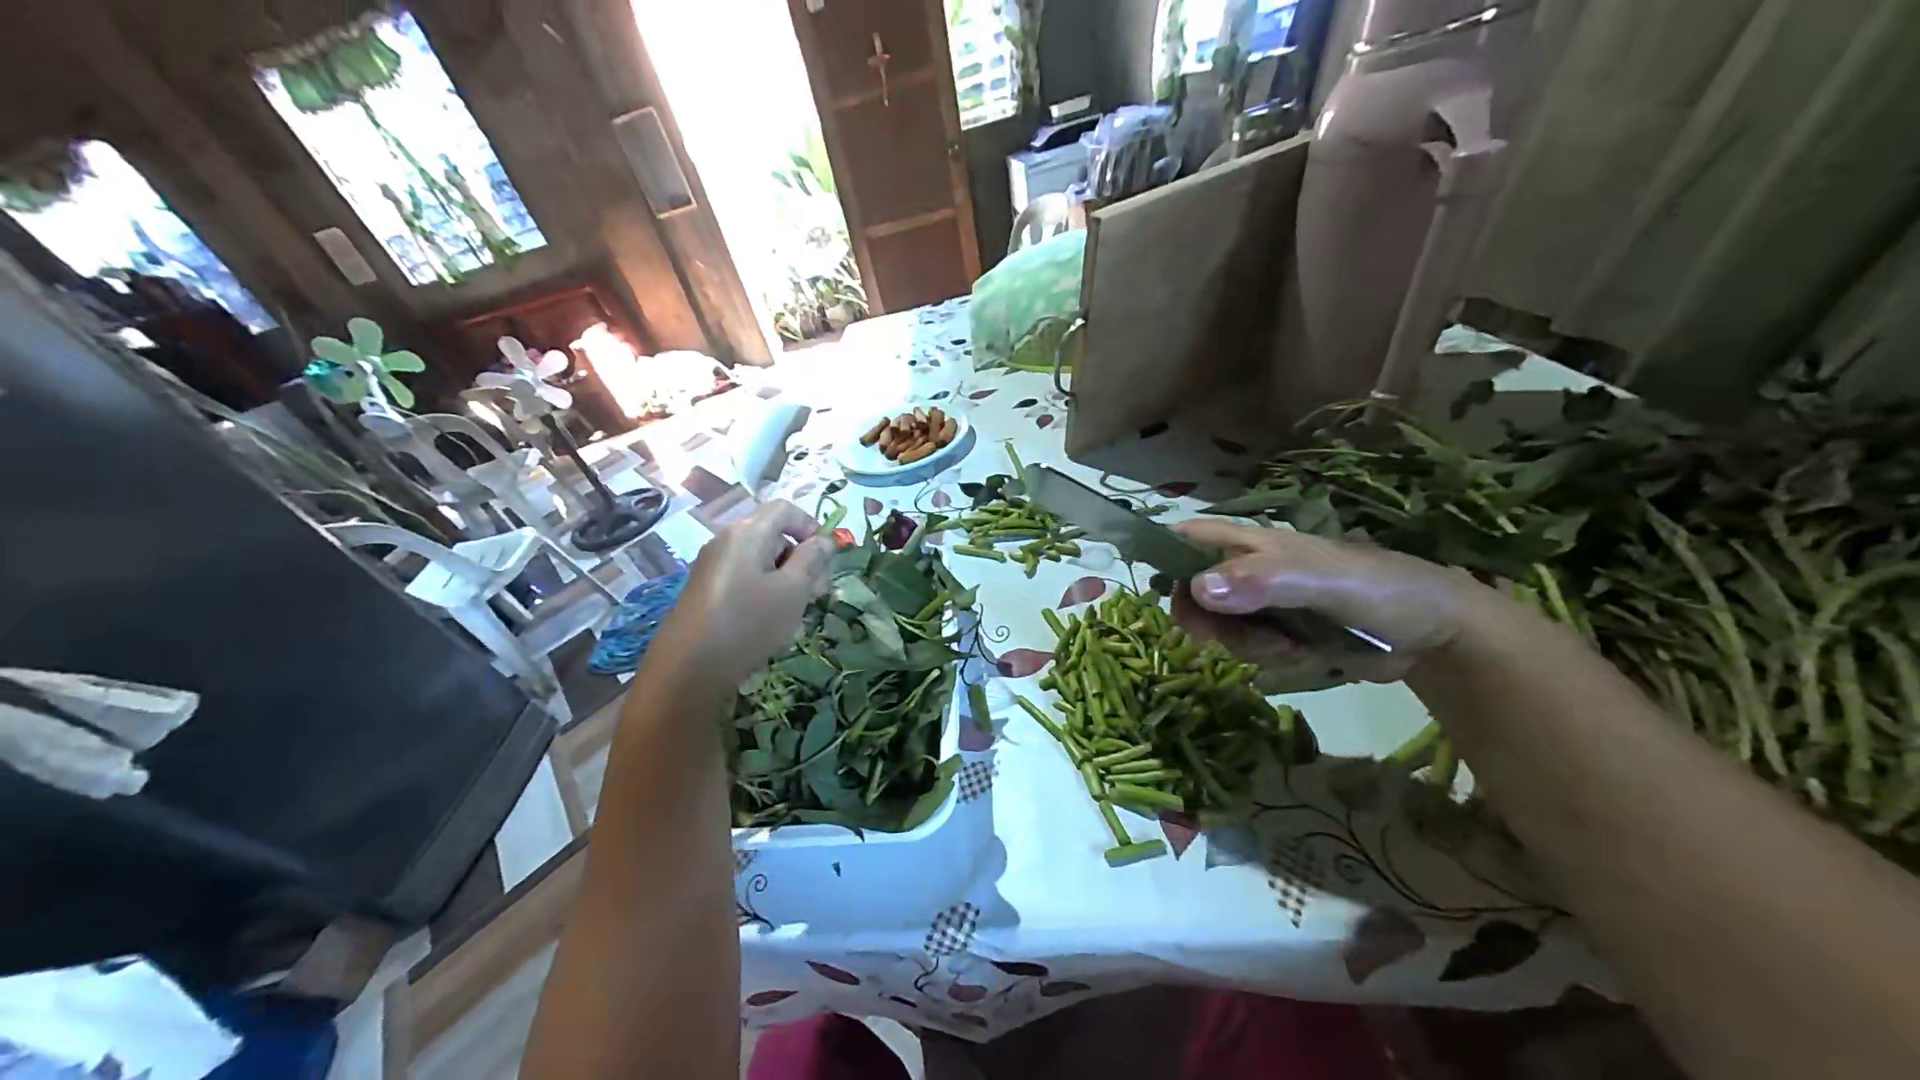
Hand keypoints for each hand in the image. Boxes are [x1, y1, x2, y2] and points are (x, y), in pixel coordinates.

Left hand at [648, 500, 833, 690]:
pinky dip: (765, 594)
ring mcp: (713, 567)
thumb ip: (812, 560)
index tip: (826, 559)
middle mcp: (727, 542)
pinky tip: (770, 624)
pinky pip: (745, 580)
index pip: (785, 509)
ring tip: (795, 615)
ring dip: (786, 581)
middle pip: (774, 535)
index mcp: (747, 532)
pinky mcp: (707, 592)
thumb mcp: (792, 591)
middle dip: (802, 559)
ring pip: (762, 561)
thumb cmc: (748, 623)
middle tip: (817, 594)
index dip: (811, 526)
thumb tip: (823, 541)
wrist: (688, 669)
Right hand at [1170, 519, 1490, 687]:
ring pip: (1219, 628)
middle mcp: (1247, 570)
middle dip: (1207, 621)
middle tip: (1226, 637)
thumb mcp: (1323, 580)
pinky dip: (1271, 660)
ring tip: (1290, 647)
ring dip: (1247, 646)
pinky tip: (1306, 657)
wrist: (1435, 634)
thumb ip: (1264, 580)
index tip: (1152, 588)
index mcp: (1251, 543)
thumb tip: (1198, 588)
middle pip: (1193, 594)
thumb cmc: (1381, 589)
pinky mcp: (1279, 635)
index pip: (1186, 538)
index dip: (1160, 555)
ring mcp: (1262, 605)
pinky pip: (1249, 651)